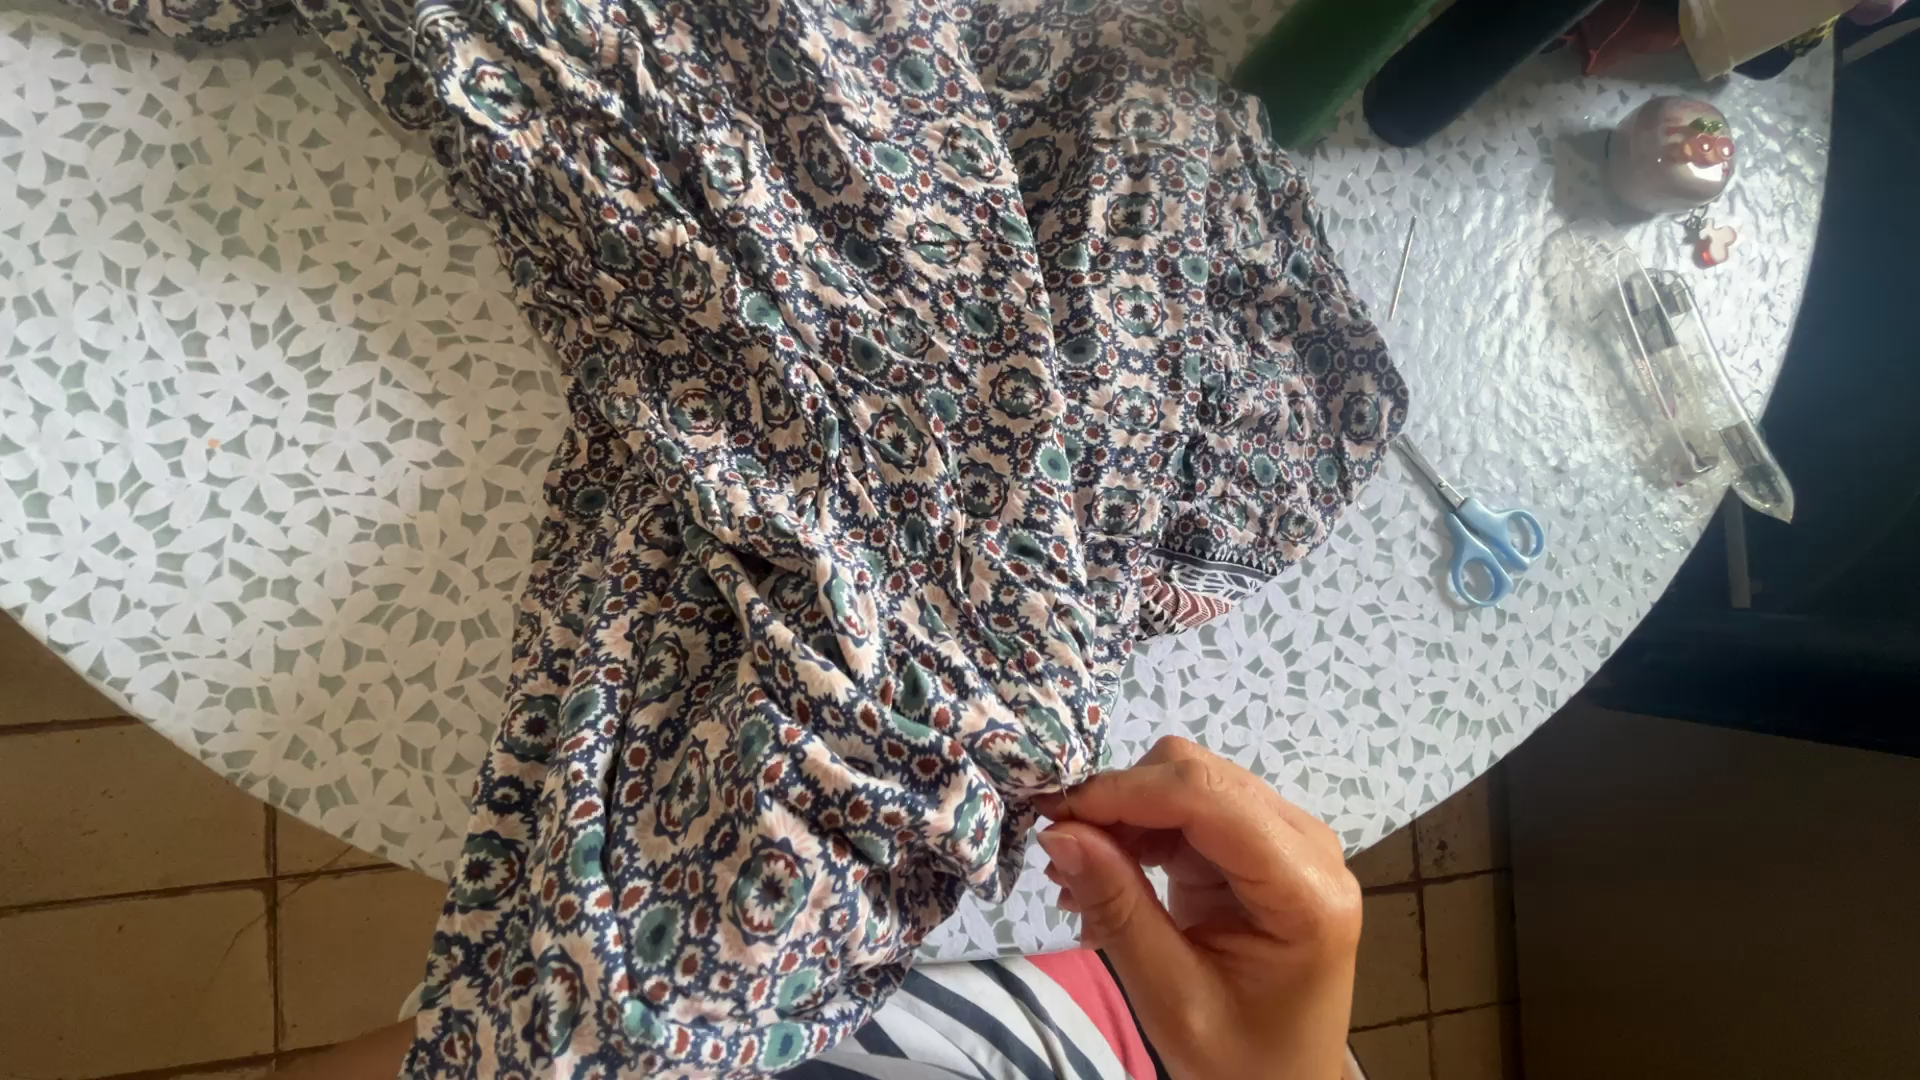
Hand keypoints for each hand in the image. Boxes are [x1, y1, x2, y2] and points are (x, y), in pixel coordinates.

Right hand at [1034, 736, 1360, 1079]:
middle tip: (1061, 849)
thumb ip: (1116, 908)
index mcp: (1306, 890)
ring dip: (1121, 812)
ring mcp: (1281, 835)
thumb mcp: (1171, 998)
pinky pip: (1180, 803)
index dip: (1125, 792)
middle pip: (1195, 774)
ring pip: (1182, 777)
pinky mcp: (1252, 839)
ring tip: (1077, 873)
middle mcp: (1304, 843)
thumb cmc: (1240, 1060)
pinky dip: (1134, 826)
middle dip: (1119, 800)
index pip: (1208, 797)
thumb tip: (1057, 831)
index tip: (1054, 814)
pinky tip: (1105, 870)